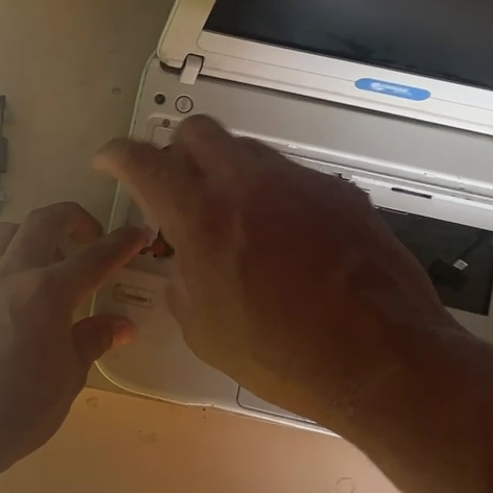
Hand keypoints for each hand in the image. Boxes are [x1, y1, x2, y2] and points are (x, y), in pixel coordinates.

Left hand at [0, 202, 149, 474]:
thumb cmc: (25, 405)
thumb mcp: (70, 373)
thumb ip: (93, 339)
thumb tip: (122, 325)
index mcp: (49, 292)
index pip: (95, 258)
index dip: (121, 243)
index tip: (138, 233)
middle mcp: (13, 273)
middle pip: (44, 221)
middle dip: (72, 218)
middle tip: (89, 236)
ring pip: (6, 232)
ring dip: (32, 234)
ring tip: (46, 259)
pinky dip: (1, 259)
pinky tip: (10, 283)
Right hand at [93, 116, 473, 431]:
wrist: (384, 360)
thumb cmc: (282, 354)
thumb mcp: (203, 328)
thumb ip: (181, 280)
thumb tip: (186, 263)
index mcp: (201, 216)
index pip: (143, 160)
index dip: (116, 154)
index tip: (109, 160)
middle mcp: (247, 183)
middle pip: (197, 132)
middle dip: (175, 152)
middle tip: (174, 187)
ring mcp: (298, 182)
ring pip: (246, 150)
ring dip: (224, 171)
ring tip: (231, 216)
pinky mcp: (339, 193)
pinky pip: (290, 176)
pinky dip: (271, 193)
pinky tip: (283, 236)